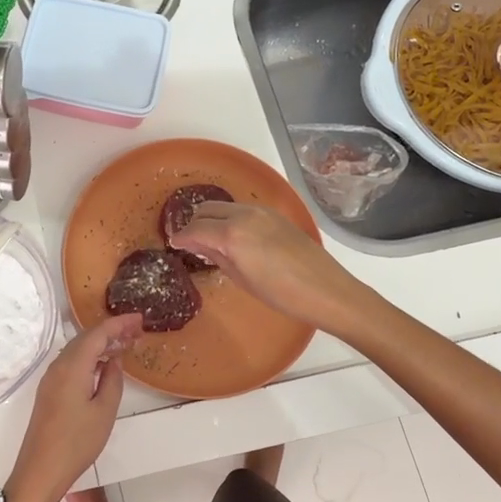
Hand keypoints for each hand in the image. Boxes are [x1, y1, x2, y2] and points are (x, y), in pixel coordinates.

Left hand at [3, 314, 141, 501]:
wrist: (40, 470)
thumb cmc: (76, 442)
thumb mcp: (104, 412)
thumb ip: (111, 381)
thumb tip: (113, 361)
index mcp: (72, 367)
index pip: (97, 334)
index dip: (118, 324)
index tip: (139, 318)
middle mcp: (58, 366)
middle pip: (85, 338)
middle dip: (110, 331)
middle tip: (135, 329)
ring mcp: (51, 378)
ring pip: (77, 350)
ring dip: (99, 344)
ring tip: (124, 344)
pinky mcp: (49, 391)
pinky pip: (71, 363)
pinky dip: (89, 357)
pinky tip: (102, 365)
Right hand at [170, 201, 366, 330]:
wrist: (326, 290)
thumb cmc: (282, 294)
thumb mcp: (241, 279)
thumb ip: (217, 256)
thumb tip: (199, 245)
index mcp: (231, 234)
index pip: (195, 229)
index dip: (181, 237)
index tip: (174, 244)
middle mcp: (244, 215)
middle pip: (206, 210)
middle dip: (194, 224)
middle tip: (190, 242)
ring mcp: (261, 212)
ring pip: (224, 206)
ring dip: (212, 218)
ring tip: (211, 240)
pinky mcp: (275, 214)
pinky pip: (242, 210)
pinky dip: (230, 218)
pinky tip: (234, 237)